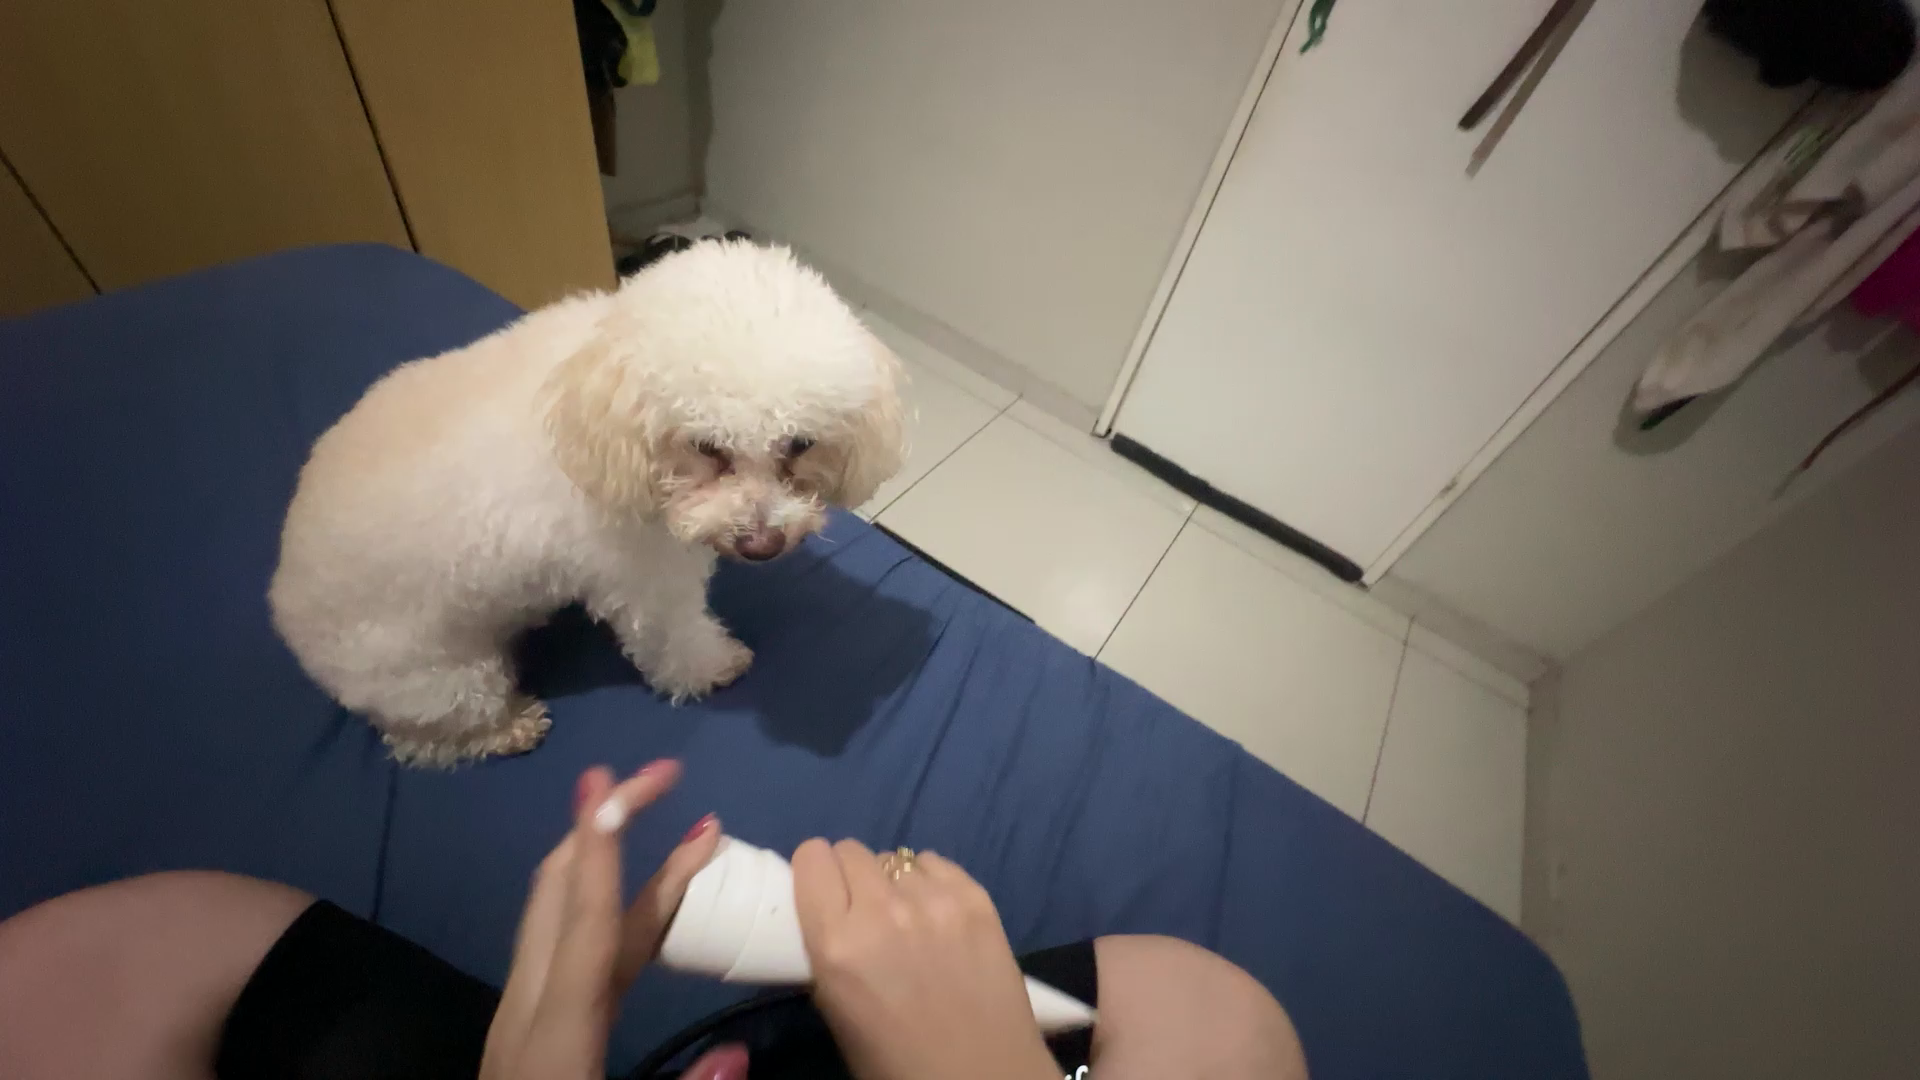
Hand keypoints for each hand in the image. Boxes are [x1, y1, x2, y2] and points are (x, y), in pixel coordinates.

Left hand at [478, 762, 740, 1079]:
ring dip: (620, 852)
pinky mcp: (537, 1016)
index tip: (608, 784)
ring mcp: (527, 1007)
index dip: (599, 850)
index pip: (582, 924)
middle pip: (561, 890)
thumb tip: (742, 1049)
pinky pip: (578, 936)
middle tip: (663, 773)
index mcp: (553, 1036)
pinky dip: (619, 896)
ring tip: (681, 818)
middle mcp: (529, 1006)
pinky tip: (658, 892)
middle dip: (607, 820)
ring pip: (569, 906)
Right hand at [792, 839, 1057, 1079]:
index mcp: (838, 945)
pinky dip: (929, 881)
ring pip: (894, 857)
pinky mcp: (973, 894)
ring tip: (908, 918)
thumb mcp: (838, 1012)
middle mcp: (882, 909)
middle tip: (863, 908)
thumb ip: (829, 950)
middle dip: (851, 875)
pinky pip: (933, 862)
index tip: (822, 888)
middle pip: (852, 850)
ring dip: (892, 881)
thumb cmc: (898, 1063)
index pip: (813, 858)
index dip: (815, 870)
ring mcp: (933, 898)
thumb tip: (831, 911)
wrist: (984, 1079)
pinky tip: (938, 915)